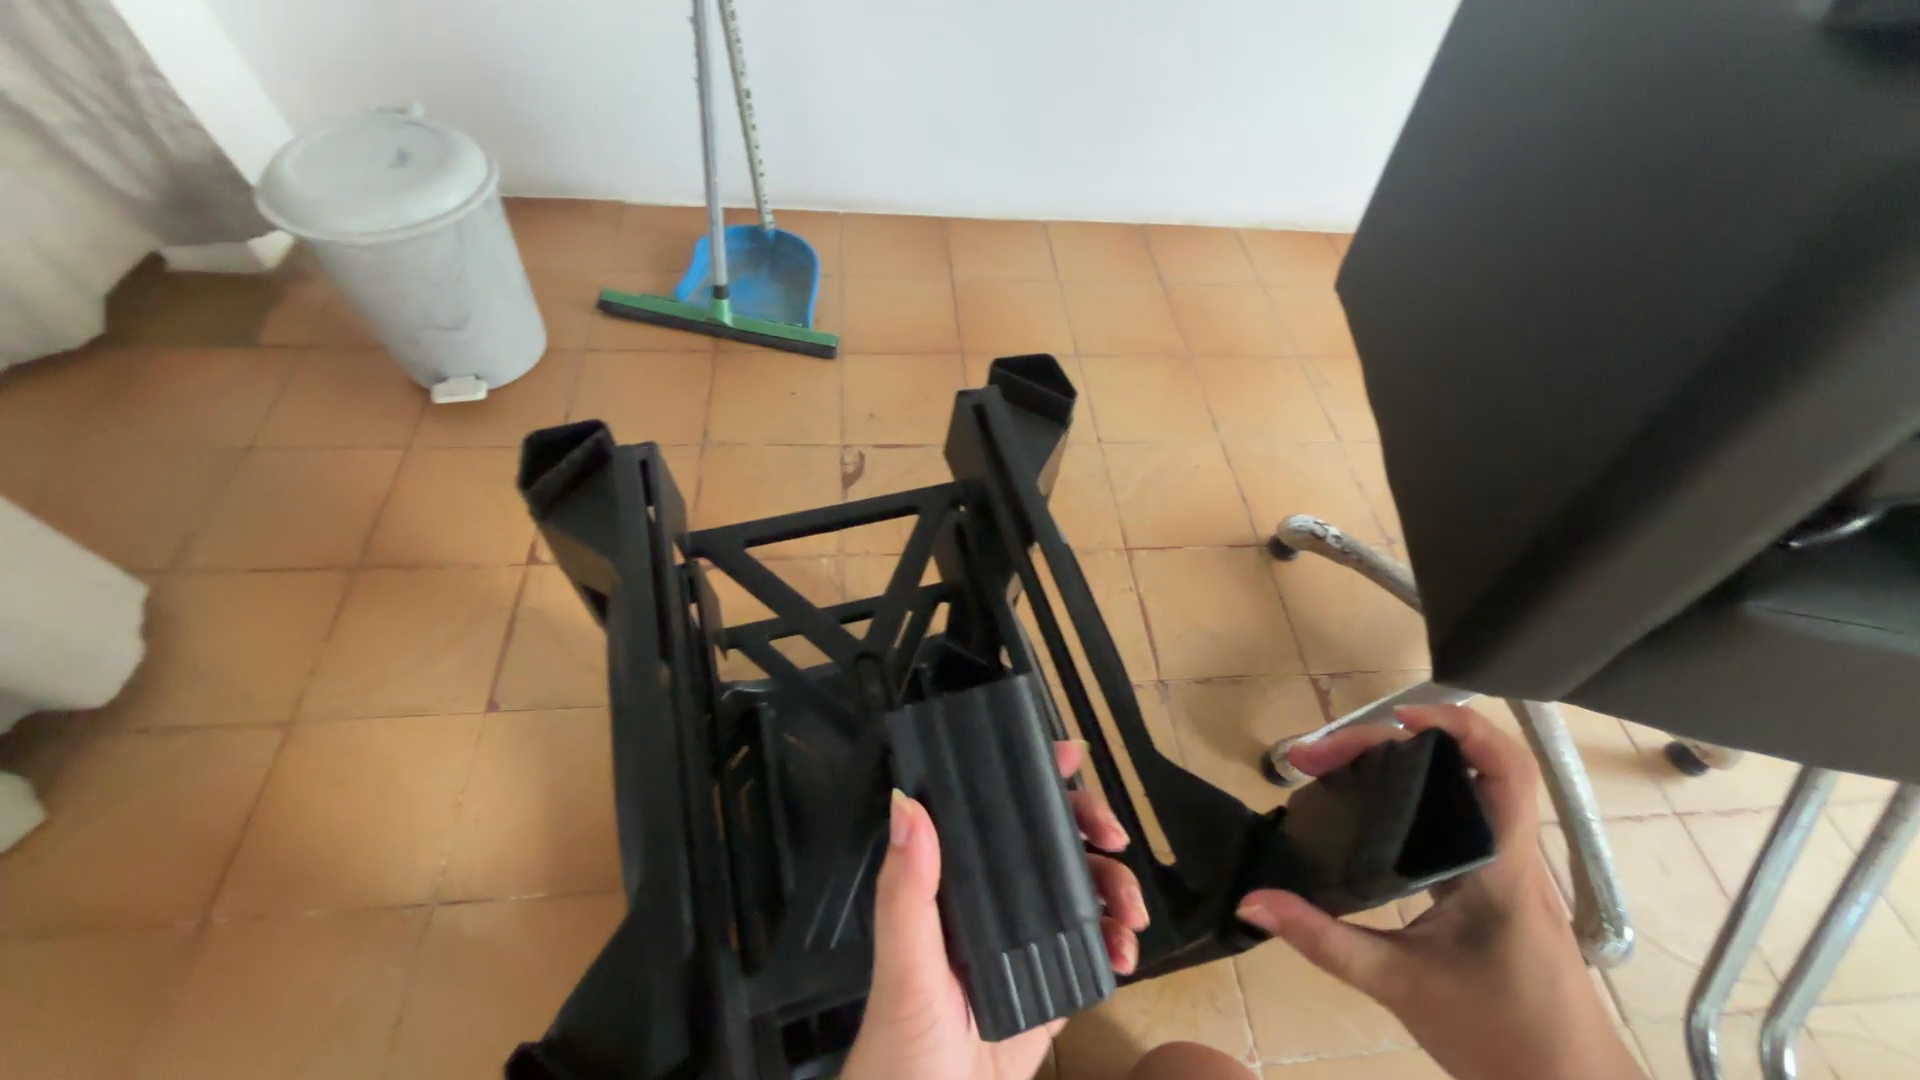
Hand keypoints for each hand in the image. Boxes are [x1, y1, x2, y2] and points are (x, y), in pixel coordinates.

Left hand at [840, 741, 1145, 1079]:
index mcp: (951, 883)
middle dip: (1089, 830)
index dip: (1029, 779)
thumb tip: (908, 800)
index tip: (1069, 758)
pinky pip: (1091, 947)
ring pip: (1078, 889)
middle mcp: (989, 901)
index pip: (989, 814)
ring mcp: (1023, 941)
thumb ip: (906, 891)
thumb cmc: (902, 1045)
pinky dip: (1115, 942)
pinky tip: (1125, 955)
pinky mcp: (1050, 983)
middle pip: (1047, 842)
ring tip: (1131, 912)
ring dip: (1114, 887)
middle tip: (1115, 838)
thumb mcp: (903, 965)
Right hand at [1235, 705, 1642, 1079]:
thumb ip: (1321, 941)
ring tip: (1333, 770)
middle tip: (1321, 756)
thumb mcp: (1398, 986)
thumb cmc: (1500, 1038)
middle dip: (1394, 742)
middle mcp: (1508, 856)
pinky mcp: (1494, 888)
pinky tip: (1366, 815)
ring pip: (1463, 789)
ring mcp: (1505, 871)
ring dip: (1402, 766)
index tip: (1394, 719)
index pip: (1504, 768)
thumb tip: (1252, 902)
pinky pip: (1455, 821)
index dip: (1458, 725)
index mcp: (1500, 868)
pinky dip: (1409, 800)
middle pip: (1471, 763)